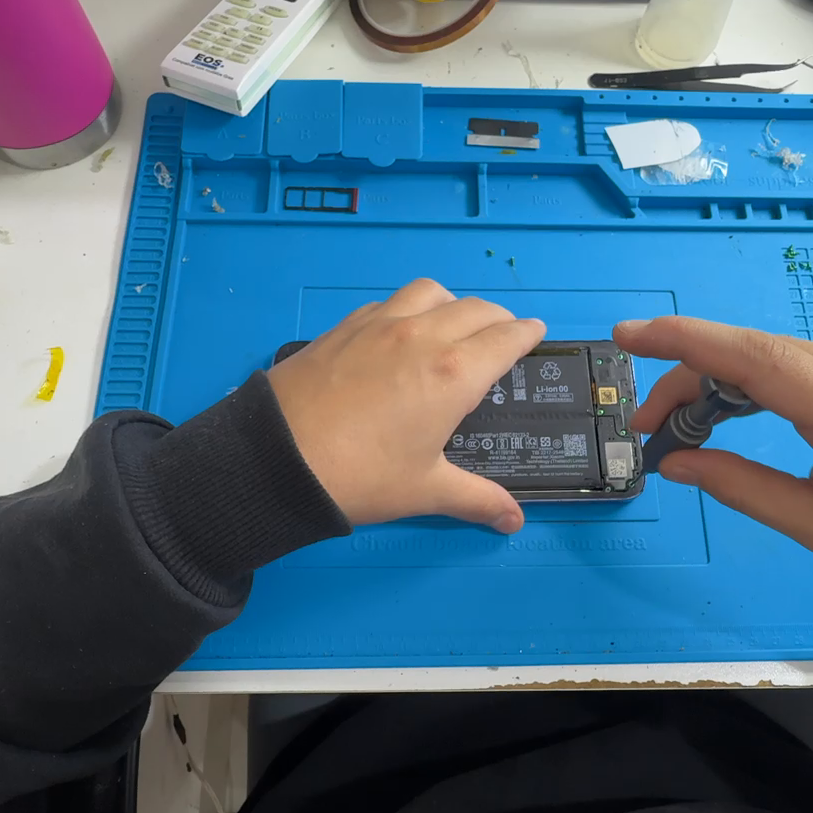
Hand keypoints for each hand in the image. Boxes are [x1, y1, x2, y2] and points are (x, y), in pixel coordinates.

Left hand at [268, 279, 545, 532]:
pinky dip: (410, 307)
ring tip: (453, 324)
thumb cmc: (360, 476)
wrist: (276, 459)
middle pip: (476, 309)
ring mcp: (380, 324)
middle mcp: (422, 336)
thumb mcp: (425, 490)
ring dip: (453, 303)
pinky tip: (400, 331)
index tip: (537, 332)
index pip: (506, 338)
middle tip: (503, 335)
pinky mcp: (346, 326)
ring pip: (432, 292)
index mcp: (453, 373)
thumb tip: (513, 520)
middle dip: (499, 319)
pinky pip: (390, 301)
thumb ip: (477, 500)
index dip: (528, 333)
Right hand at [615, 317, 812, 593]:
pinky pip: (792, 364)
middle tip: (646, 426)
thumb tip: (675, 465)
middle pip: (748, 352)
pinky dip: (746, 382)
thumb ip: (741, 488)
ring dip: (713, 381)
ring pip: (767, 354)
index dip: (683, 340)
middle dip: (685, 378)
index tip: (627, 336)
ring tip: (679, 427)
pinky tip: (727, 412)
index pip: (751, 357)